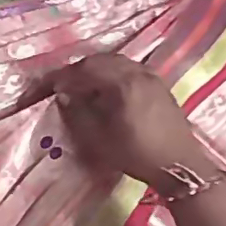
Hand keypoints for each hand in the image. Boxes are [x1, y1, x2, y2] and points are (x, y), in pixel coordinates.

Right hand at [54, 53, 215, 185]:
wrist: (179, 166)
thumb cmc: (136, 154)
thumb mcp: (98, 138)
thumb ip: (77, 112)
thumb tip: (62, 94)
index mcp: (122, 83)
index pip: (83, 69)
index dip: (60, 76)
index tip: (46, 87)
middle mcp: (138, 73)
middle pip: (100, 60)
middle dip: (76, 70)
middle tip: (60, 85)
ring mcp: (151, 77)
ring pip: (116, 62)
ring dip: (94, 70)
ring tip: (80, 87)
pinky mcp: (158, 85)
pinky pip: (128, 68)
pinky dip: (110, 73)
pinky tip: (105, 90)